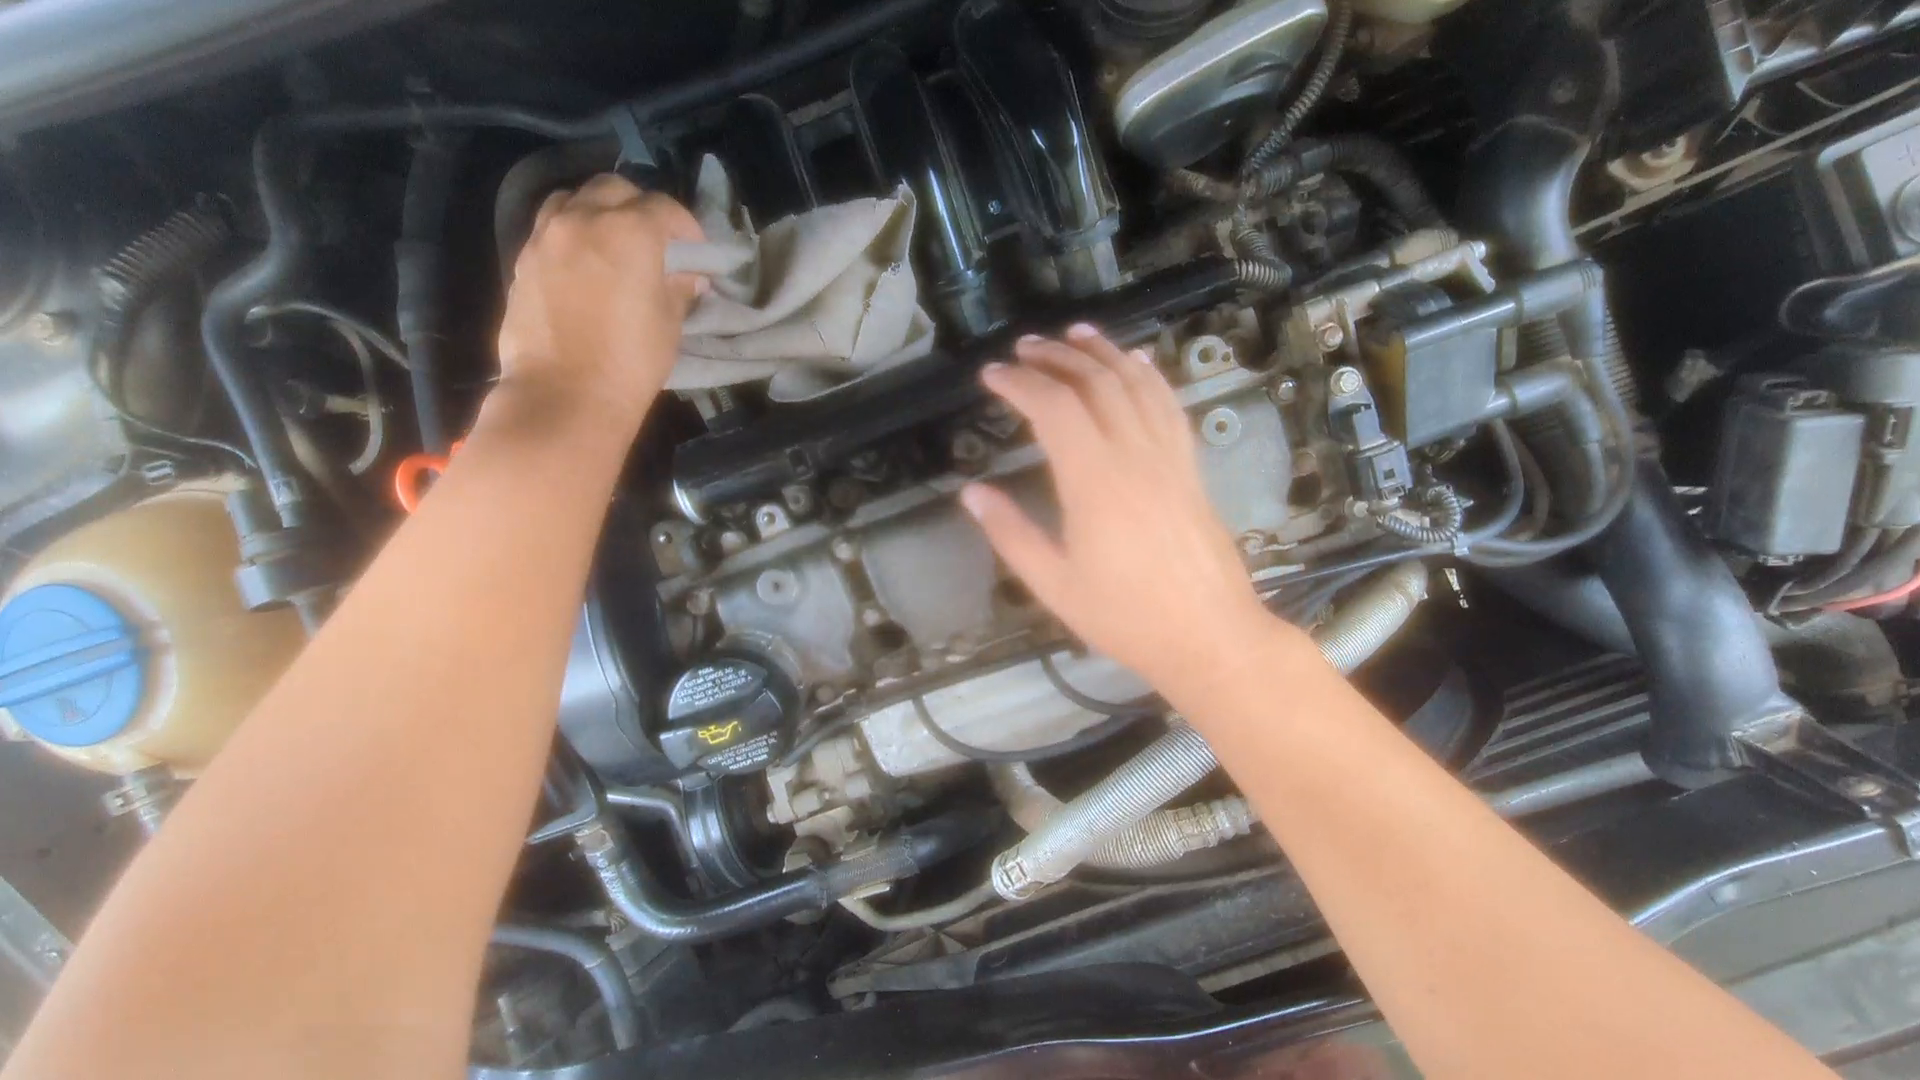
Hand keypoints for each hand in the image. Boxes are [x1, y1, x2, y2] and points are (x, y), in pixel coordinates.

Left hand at [497, 174, 705, 421]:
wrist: (563, 394)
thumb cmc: (630, 360)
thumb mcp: (669, 323)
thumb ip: (678, 288)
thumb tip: (685, 276)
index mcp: (630, 231)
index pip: (664, 208)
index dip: (685, 227)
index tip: (695, 253)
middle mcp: (583, 219)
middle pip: (614, 190)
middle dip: (638, 207)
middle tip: (652, 240)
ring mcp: (546, 237)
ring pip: (573, 199)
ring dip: (596, 212)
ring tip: (610, 244)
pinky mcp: (523, 260)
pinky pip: (549, 229)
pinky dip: (570, 235)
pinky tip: (582, 265)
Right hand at [960, 325, 1293, 700]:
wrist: (1210, 636)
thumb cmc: (1126, 618)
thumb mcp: (1054, 586)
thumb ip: (1011, 535)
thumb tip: (971, 492)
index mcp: (1094, 481)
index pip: (1053, 408)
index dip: (1019, 383)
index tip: (991, 374)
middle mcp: (1134, 456)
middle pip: (1095, 384)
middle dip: (1056, 358)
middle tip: (1024, 348)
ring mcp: (1169, 458)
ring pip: (1136, 386)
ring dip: (1104, 354)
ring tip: (1076, 334)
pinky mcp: (1191, 469)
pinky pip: (1170, 408)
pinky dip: (1150, 377)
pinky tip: (1139, 363)